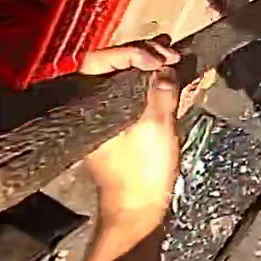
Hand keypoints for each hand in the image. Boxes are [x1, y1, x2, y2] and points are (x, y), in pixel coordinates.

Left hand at [80, 40, 181, 253]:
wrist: (137, 208)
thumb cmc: (142, 171)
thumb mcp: (157, 127)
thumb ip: (161, 93)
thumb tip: (167, 68)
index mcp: (87, 106)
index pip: (99, 61)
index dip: (132, 52)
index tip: (162, 59)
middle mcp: (89, 107)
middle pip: (108, 66)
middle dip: (141, 54)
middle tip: (170, 51)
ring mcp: (102, 117)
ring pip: (121, 78)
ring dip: (147, 65)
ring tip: (173, 55)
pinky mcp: (117, 126)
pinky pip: (129, 93)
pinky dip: (148, 82)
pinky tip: (168, 75)